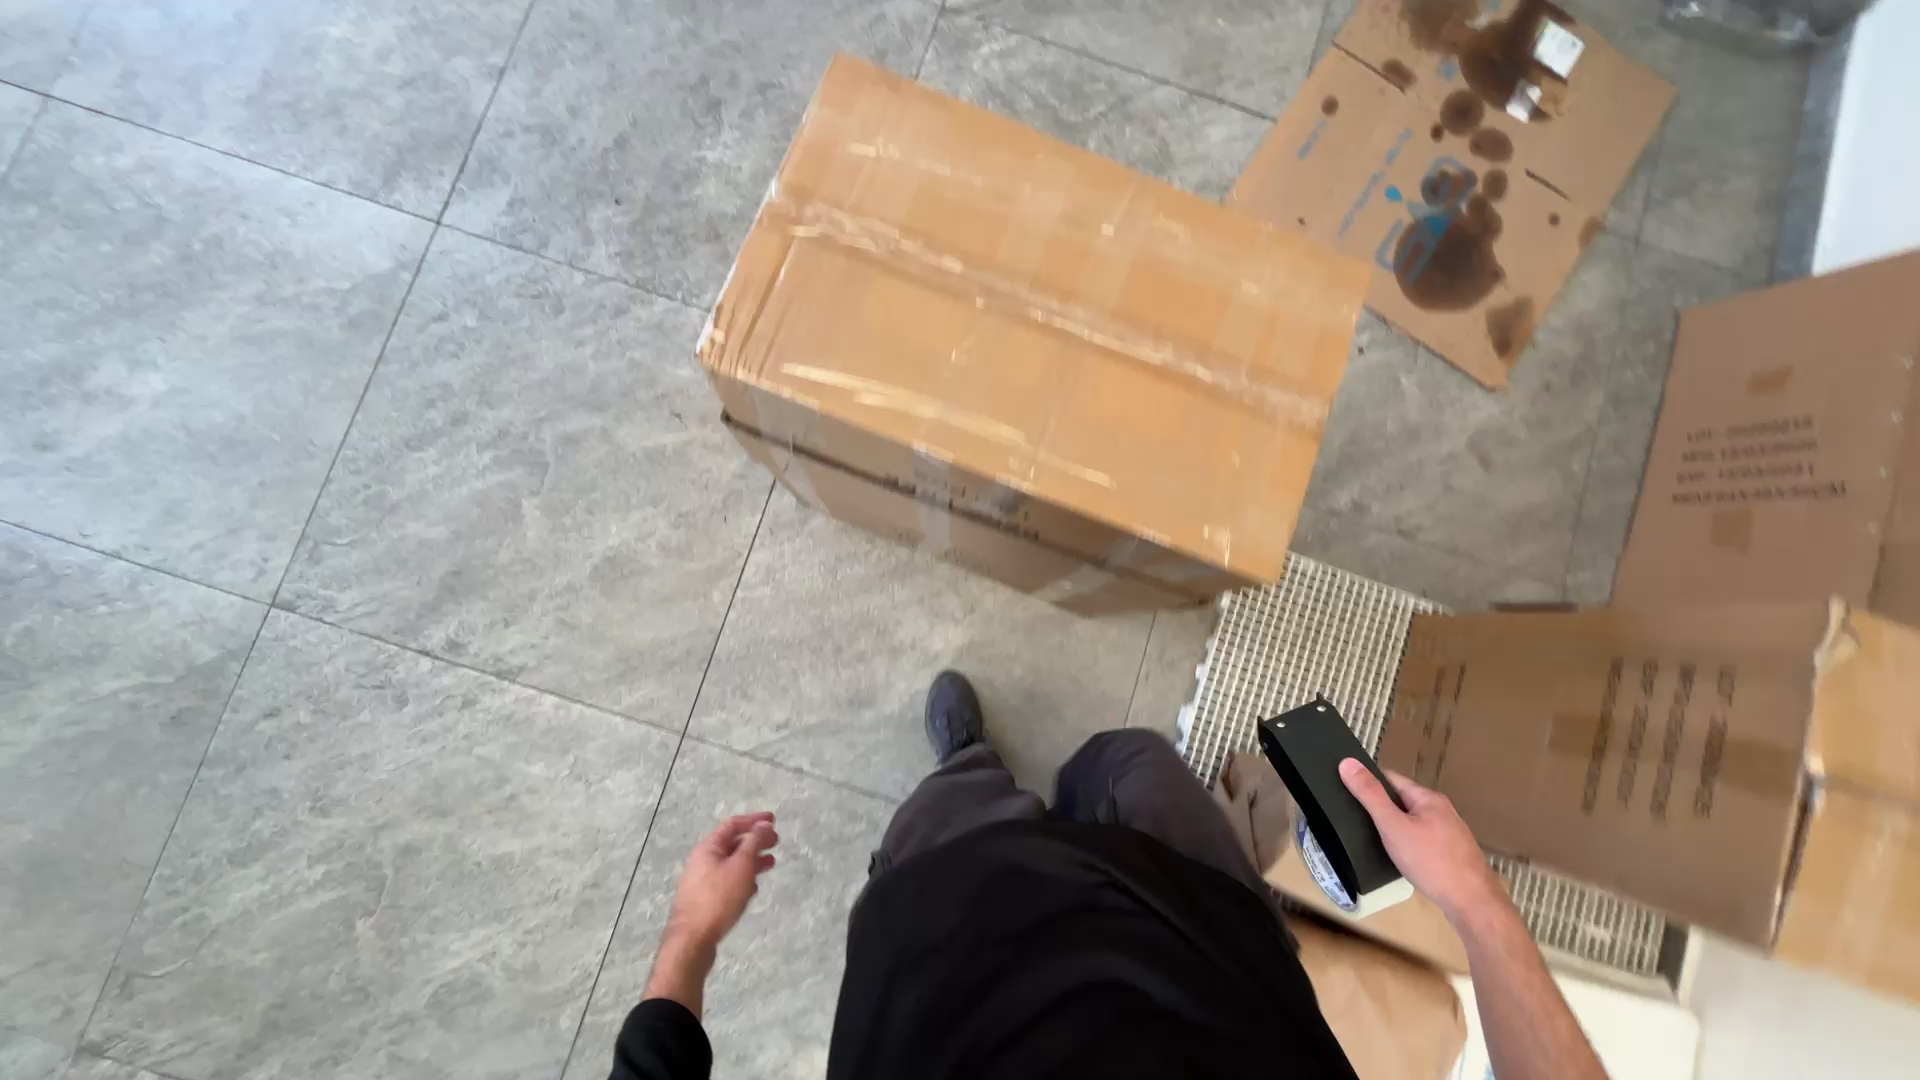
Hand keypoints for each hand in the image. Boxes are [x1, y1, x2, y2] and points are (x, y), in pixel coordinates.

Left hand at [665, 812, 779, 951]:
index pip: (732, 824)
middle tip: (776, 842)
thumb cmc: (718, 898)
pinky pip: (727, 881)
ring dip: (752, 860)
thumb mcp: (741, 865)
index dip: (754, 820)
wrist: (691, 941)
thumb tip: (764, 824)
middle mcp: (702, 861)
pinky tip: (753, 888)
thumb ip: (754, 842)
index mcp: (708, 848)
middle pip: (732, 844)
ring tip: (771, 864)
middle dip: (755, 841)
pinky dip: (743, 878)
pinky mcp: (705, 900)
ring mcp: (702, 882)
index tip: (774, 820)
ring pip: (731, 864)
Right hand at [1339, 760, 1504, 923]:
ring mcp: (1451, 833)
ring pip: (1413, 822)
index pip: (1390, 779)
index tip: (1347, 795)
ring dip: (1395, 827)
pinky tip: (1401, 857)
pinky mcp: (1454, 854)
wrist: (1473, 904)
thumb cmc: (1430, 860)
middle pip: (1402, 800)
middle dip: (1381, 808)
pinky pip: (1423, 839)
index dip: (1368, 784)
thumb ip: (1370, 794)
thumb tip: (1347, 762)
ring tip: (1375, 840)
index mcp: (1429, 798)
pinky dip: (1408, 843)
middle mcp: (1443, 811)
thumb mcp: (1392, 825)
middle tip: (1358, 821)